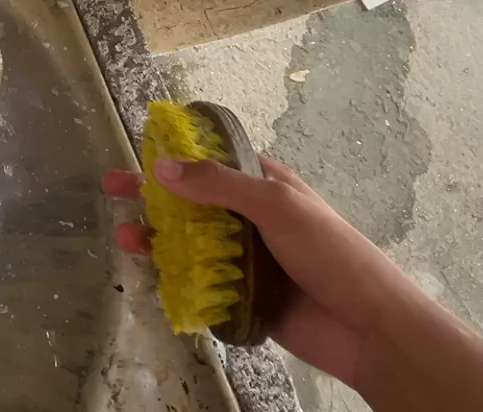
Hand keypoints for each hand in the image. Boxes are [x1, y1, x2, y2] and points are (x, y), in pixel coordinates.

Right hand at [103, 155, 416, 386]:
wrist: (372, 332)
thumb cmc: (331, 253)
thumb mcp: (275, 204)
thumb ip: (217, 184)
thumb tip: (160, 167)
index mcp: (261, 184)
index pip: (209, 159)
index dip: (173, 153)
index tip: (138, 149)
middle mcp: (248, 215)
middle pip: (189, 199)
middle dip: (149, 193)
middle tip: (111, 187)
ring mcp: (243, 256)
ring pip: (188, 239)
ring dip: (154, 235)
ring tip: (125, 238)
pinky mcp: (240, 294)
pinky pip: (198, 279)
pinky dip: (172, 274)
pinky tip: (150, 273)